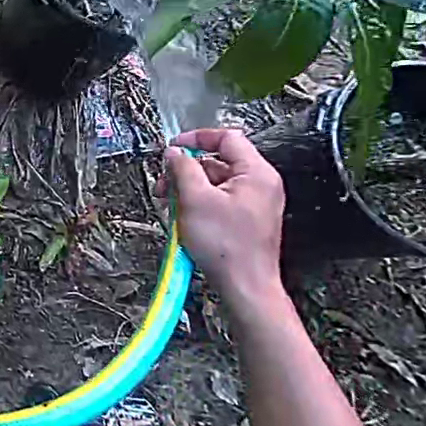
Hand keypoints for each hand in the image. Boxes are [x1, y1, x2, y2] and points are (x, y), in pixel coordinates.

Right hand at [161, 129, 287, 319]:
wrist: (245, 288)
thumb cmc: (227, 247)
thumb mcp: (195, 200)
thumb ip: (183, 169)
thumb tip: (174, 153)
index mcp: (255, 173)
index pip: (226, 137)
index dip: (197, 138)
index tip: (174, 147)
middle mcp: (259, 184)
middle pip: (217, 161)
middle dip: (187, 170)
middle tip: (165, 183)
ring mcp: (254, 203)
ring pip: (215, 183)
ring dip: (189, 189)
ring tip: (170, 204)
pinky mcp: (246, 220)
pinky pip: (219, 200)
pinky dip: (199, 204)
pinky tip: (182, 217)